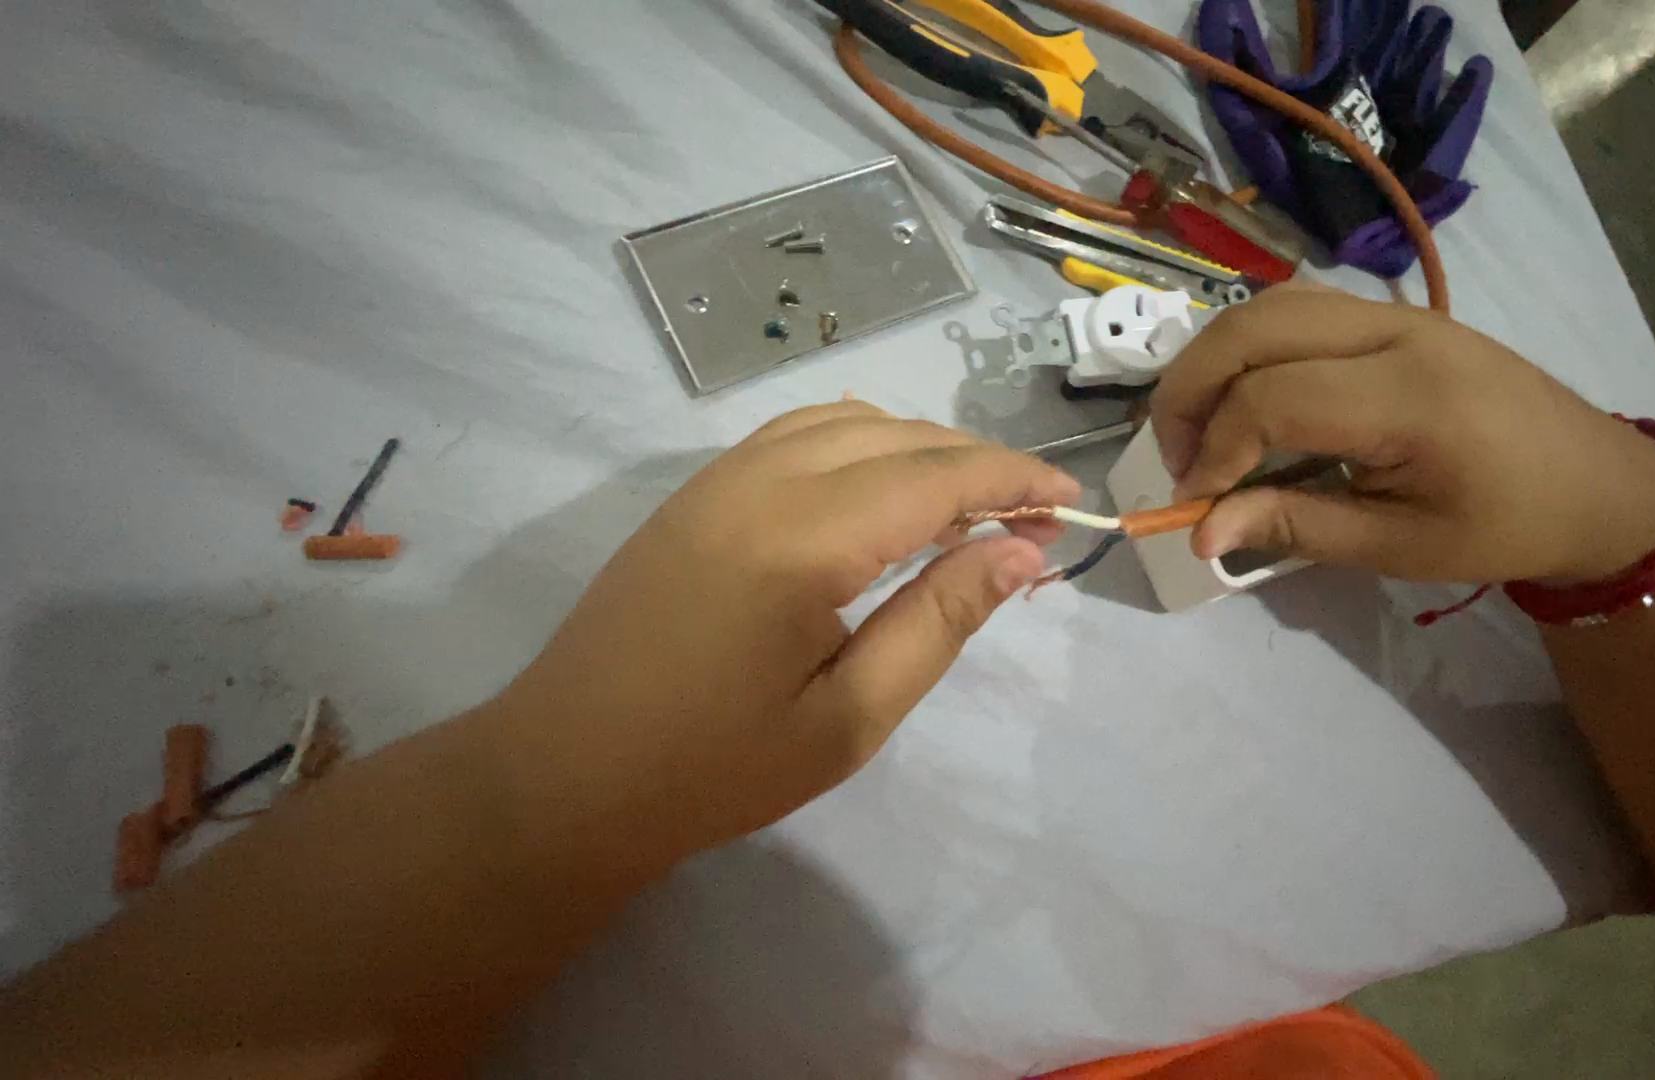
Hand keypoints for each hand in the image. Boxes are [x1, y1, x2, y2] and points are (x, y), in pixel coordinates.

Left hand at [490, 402, 1077, 864]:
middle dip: (977, 464)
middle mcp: (759, 482)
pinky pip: (799, 435)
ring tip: (966, 506)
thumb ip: (940, 620)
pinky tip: (882, 488)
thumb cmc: (716, 768)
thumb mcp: (852, 716)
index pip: (936, 477)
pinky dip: (862, 443)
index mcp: (801, 541)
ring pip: (847, 423)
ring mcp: (719, 478)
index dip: (1014, 481)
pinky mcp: (697, 492)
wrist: (563, 777)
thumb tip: (1021, 552)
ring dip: (920, 448)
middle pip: (897, 437)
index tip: (1070, 503)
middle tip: (1030, 518)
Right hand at [1150, 288, 1654, 583]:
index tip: (1197, 504)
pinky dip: (1243, 349)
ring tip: (1200, 428)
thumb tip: (1200, 533)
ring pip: (1263, 307)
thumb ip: (1294, 527)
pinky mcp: (1389, 316)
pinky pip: (1291, 310)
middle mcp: (1395, 332)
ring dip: (1210, 364)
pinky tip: (1241, 397)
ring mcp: (1393, 314)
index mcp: (1409, 397)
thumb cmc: (1504, 526)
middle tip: (1178, 457)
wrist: (1598, 481)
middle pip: (1250, 329)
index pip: (1269, 398)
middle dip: (1188, 393)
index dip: (1213, 452)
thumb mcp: (1397, 546)